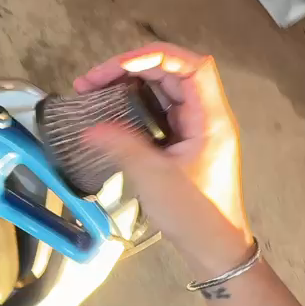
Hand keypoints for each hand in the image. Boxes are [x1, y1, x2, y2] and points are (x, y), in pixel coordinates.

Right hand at [73, 43, 253, 275]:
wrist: (215, 249)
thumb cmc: (194, 213)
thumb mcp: (154, 177)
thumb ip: (122, 145)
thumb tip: (88, 127)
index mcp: (210, 117)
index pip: (191, 66)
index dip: (155, 56)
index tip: (117, 67)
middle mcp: (205, 115)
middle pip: (172, 72)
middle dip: (130, 68)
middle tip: (90, 81)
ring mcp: (195, 127)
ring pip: (162, 89)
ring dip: (128, 83)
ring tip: (92, 89)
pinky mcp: (183, 141)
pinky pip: (157, 109)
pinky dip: (132, 103)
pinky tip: (108, 108)